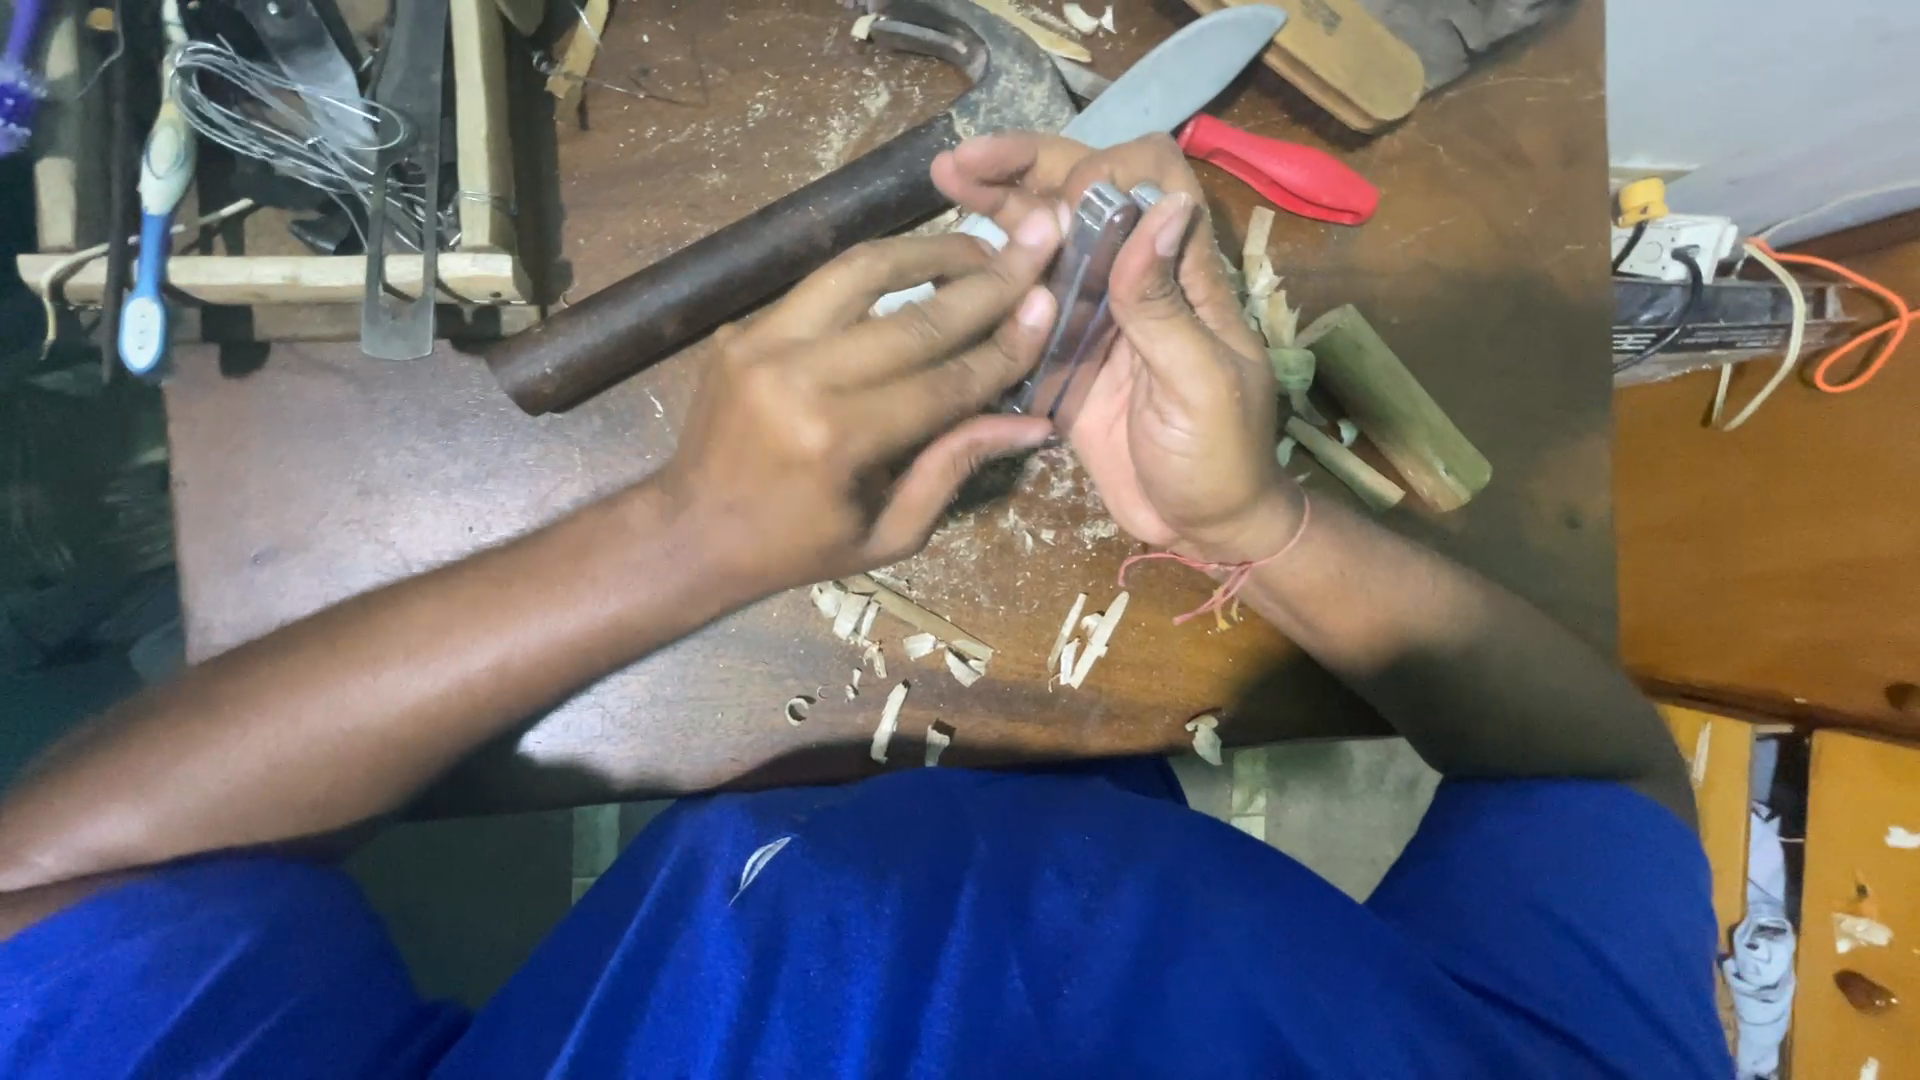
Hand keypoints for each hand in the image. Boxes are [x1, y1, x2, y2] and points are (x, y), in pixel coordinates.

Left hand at [657, 211, 1061, 594]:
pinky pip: (824, 286)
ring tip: (979, 247)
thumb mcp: (888, 533)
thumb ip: (955, 468)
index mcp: (837, 441)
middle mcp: (799, 378)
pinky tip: (917, 268)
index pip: (943, 383)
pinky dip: (878, 272)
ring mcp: (762, 343)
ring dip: (929, 252)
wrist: (691, 530)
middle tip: (1034, 248)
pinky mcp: (743, 329)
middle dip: (985, 284)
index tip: (1049, 309)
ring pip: (862, 271)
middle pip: (912, 318)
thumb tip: (1032, 425)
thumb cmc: (797, 548)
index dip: (1004, 348)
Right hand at [933, 133, 1299, 561]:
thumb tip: (1156, 209)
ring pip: (1045, 250)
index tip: (1062, 201)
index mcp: (1180, 277)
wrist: (1199, 524)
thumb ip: (1167, 304)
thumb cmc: (1218, 456)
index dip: (1104, 172)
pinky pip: (1023, 315)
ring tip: (946, 188)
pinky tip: (953, 272)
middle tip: (958, 164)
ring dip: (1000, 215)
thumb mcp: (1201, 382)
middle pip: (1082, 202)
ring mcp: (1093, 323)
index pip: (1151, 181)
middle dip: (1026, 170)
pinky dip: (992, 287)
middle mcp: (1132, 284)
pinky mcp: (1062, 364)